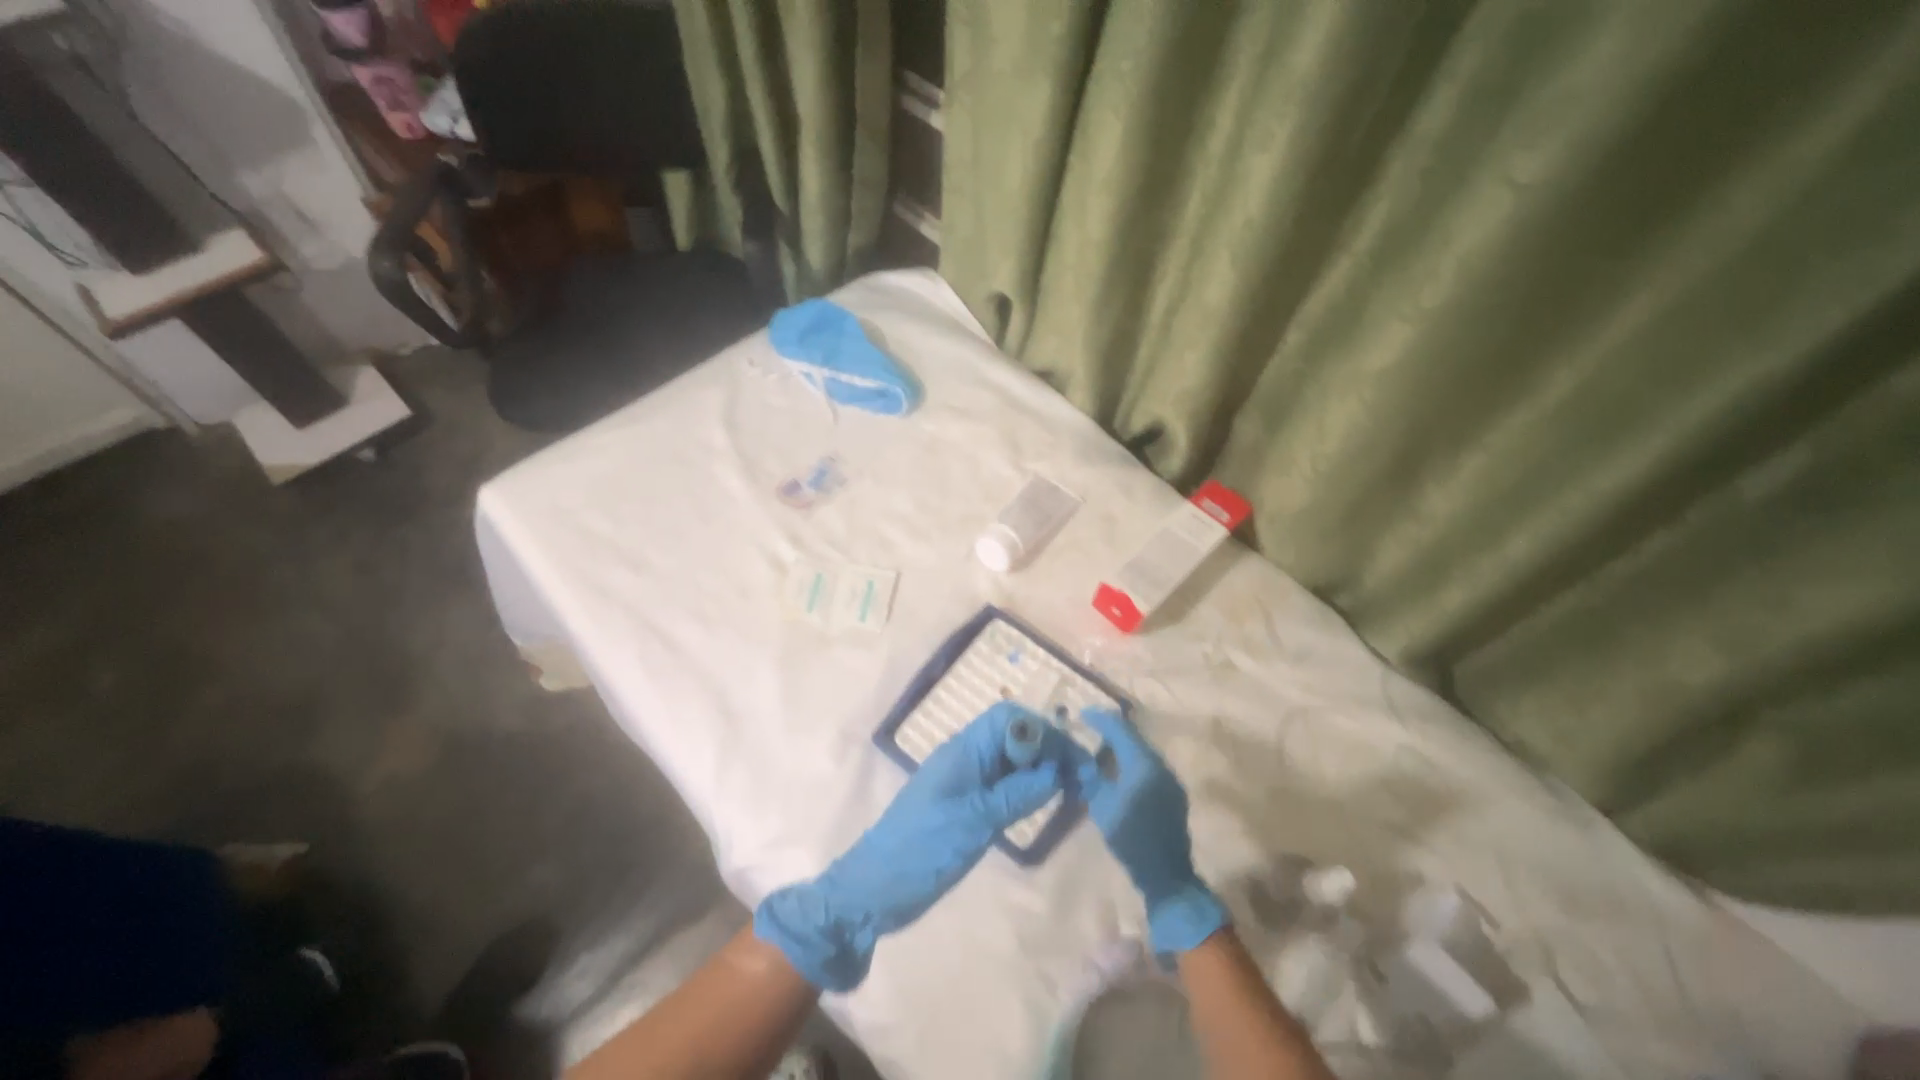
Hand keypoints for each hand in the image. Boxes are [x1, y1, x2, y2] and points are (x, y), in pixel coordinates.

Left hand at [755, 702, 1070, 990]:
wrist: (872, 892)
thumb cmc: (922, 851)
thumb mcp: (975, 822)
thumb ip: (1018, 794)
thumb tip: (1059, 771)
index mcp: (962, 752)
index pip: (1010, 719)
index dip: (1044, 732)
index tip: (1073, 761)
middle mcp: (964, 760)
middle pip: (1014, 738)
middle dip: (1049, 751)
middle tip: (1083, 781)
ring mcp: (963, 785)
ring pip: (1010, 764)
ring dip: (1040, 773)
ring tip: (1073, 794)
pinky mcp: (964, 810)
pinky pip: (1001, 789)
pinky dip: (1025, 793)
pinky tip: (1045, 809)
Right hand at [1071, 708, 1225, 954]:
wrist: (1166, 872)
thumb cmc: (1130, 836)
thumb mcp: (1101, 805)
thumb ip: (1090, 776)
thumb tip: (1077, 756)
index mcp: (1143, 763)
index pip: (1120, 730)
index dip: (1100, 719)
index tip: (1082, 713)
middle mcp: (1160, 765)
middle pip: (1134, 739)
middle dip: (1112, 731)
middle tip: (1092, 728)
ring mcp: (1171, 780)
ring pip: (1143, 754)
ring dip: (1124, 748)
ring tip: (1103, 750)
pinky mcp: (1174, 794)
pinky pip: (1150, 769)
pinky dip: (1133, 764)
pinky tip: (1122, 774)